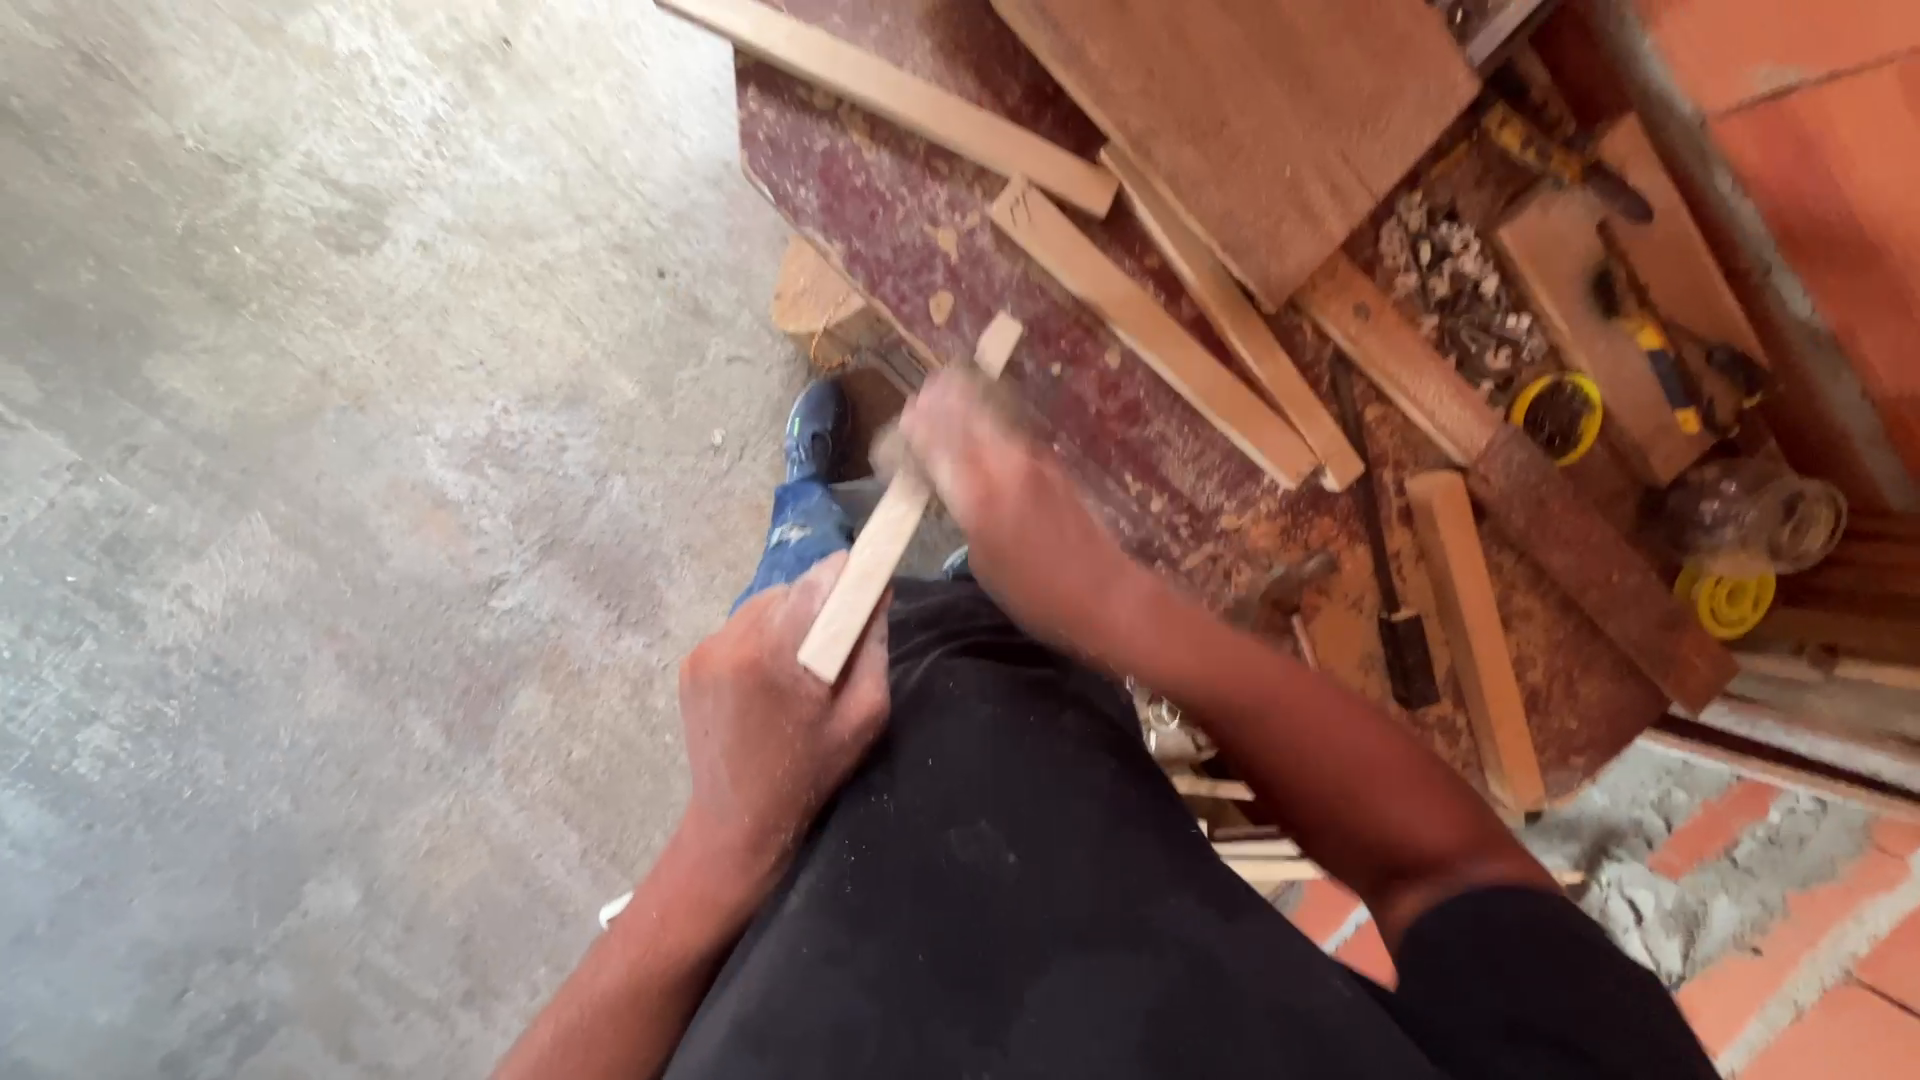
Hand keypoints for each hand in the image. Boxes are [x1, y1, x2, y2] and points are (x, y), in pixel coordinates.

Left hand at [677, 553, 890, 886]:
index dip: (846, 572)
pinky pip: (740, 626)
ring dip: (790, 616)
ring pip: (763, 605)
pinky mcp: (691, 662)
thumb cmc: (811, 770)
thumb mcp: (864, 714)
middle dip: (819, 600)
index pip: (817, 581)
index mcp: (777, 652)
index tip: (866, 575)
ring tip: (804, 657)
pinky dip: (763, 634)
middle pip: (790, 590)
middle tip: (840, 632)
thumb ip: (873, 647)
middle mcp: (733, 639)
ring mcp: (706, 649)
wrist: (737, 818)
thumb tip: (878, 593)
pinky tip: (772, 672)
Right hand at [899, 367, 1144, 663]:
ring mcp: (1033, 458)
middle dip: (937, 403)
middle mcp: (1005, 462)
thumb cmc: (1034, 594)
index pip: (933, 442)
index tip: (896, 431)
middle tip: (919, 401)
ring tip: (944, 398)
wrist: (1105, 593)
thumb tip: (950, 486)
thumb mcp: (981, 560)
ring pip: (990, 416)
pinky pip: (1009, 433)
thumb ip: (961, 512)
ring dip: (964, 406)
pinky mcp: (1053, 464)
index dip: (910, 432)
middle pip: (964, 413)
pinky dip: (987, 423)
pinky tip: (980, 429)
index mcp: (978, 491)